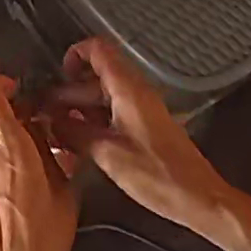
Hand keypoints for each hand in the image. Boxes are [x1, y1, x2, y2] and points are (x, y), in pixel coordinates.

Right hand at [43, 37, 235, 231]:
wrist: (204, 202)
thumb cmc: (158, 175)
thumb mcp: (108, 154)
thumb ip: (74, 132)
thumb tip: (49, 121)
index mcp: (126, 88)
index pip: (97, 49)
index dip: (74, 54)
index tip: (58, 76)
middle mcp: (134, 91)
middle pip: (95, 75)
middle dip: (68, 91)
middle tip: (46, 113)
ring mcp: (141, 109)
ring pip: (102, 95)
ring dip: (79, 109)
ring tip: (58, 131)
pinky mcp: (145, 127)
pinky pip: (113, 112)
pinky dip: (93, 121)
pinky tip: (80, 143)